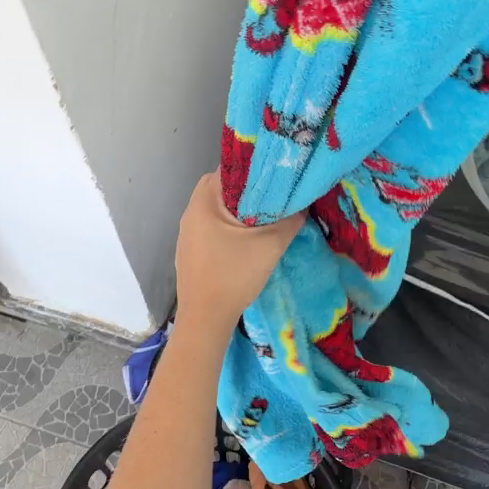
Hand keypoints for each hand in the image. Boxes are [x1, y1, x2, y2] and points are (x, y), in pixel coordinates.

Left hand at [173, 173, 303, 335]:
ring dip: (238, 213)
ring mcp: (186, 234)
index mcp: (203, 202)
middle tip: (273, 199)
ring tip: (264, 219)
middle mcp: (190, 213)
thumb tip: (302, 206)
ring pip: (216, 211)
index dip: (253, 170)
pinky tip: (245, 242)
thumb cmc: (234, 275)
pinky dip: (228, 229)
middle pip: (220, 190)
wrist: (205, 318)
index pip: (227, 170)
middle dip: (247, 193)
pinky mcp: (189, 252)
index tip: (276, 177)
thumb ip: (289, 221)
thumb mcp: (270, 246)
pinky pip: (211, 229)